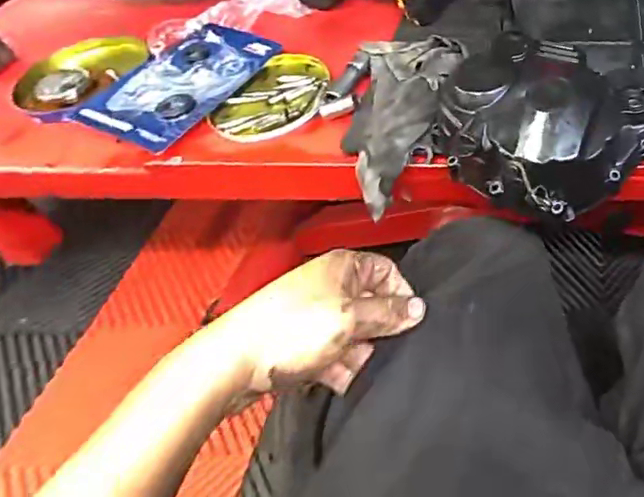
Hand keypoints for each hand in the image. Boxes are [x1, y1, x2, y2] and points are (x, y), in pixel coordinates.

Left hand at [207, 249, 424, 394]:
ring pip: (348, 330)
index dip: (400, 295)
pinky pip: (327, 348)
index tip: (407, 318)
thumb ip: (388, 313)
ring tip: (351, 369)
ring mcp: (309, 310)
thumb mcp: (350, 319)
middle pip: (368, 303)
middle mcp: (328, 283)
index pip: (388, 271)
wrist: (227, 365)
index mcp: (344, 264)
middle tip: (376, 347)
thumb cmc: (282, 330)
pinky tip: (335, 379)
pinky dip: (334, 363)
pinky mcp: (294, 337)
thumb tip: (417, 308)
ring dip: (354, 351)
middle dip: (374, 330)